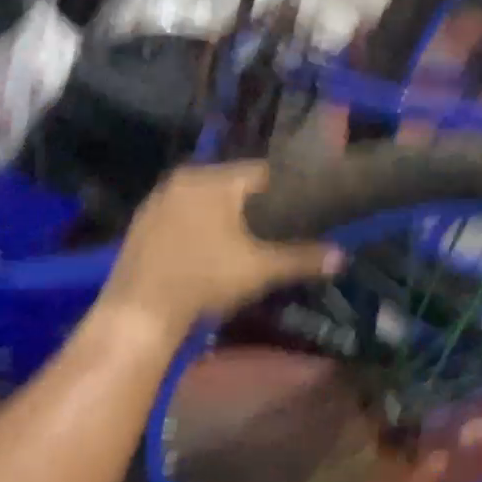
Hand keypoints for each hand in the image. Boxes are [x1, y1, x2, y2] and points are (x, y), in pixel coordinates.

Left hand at [101, 163, 341, 332]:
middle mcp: (181, 179)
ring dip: (220, 218)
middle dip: (250, 205)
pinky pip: (178, 219)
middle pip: (228, 185)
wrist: (142, 309)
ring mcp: (155, 201)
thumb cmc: (206, 280)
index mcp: (213, 180)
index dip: (284, 189)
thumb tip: (342, 257)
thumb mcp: (261, 270)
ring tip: (239, 243)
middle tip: (272, 230)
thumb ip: (301, 259)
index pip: (260, 171)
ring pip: (201, 202)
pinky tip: (203, 255)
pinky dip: (194, 230)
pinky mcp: (140, 225)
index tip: (299, 207)